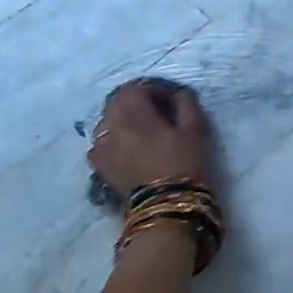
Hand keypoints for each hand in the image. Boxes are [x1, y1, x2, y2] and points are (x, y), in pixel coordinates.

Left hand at [87, 80, 212, 198]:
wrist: (164, 205)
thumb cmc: (182, 162)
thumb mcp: (194, 128)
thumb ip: (185, 103)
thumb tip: (179, 94)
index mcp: (131, 109)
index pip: (139, 87)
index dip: (158, 90)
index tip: (174, 102)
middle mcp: (109, 121)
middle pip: (119, 100)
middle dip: (139, 102)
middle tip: (159, 114)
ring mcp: (99, 143)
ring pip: (110, 120)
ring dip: (126, 119)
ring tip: (144, 132)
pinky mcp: (98, 163)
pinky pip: (103, 141)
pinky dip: (115, 139)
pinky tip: (129, 149)